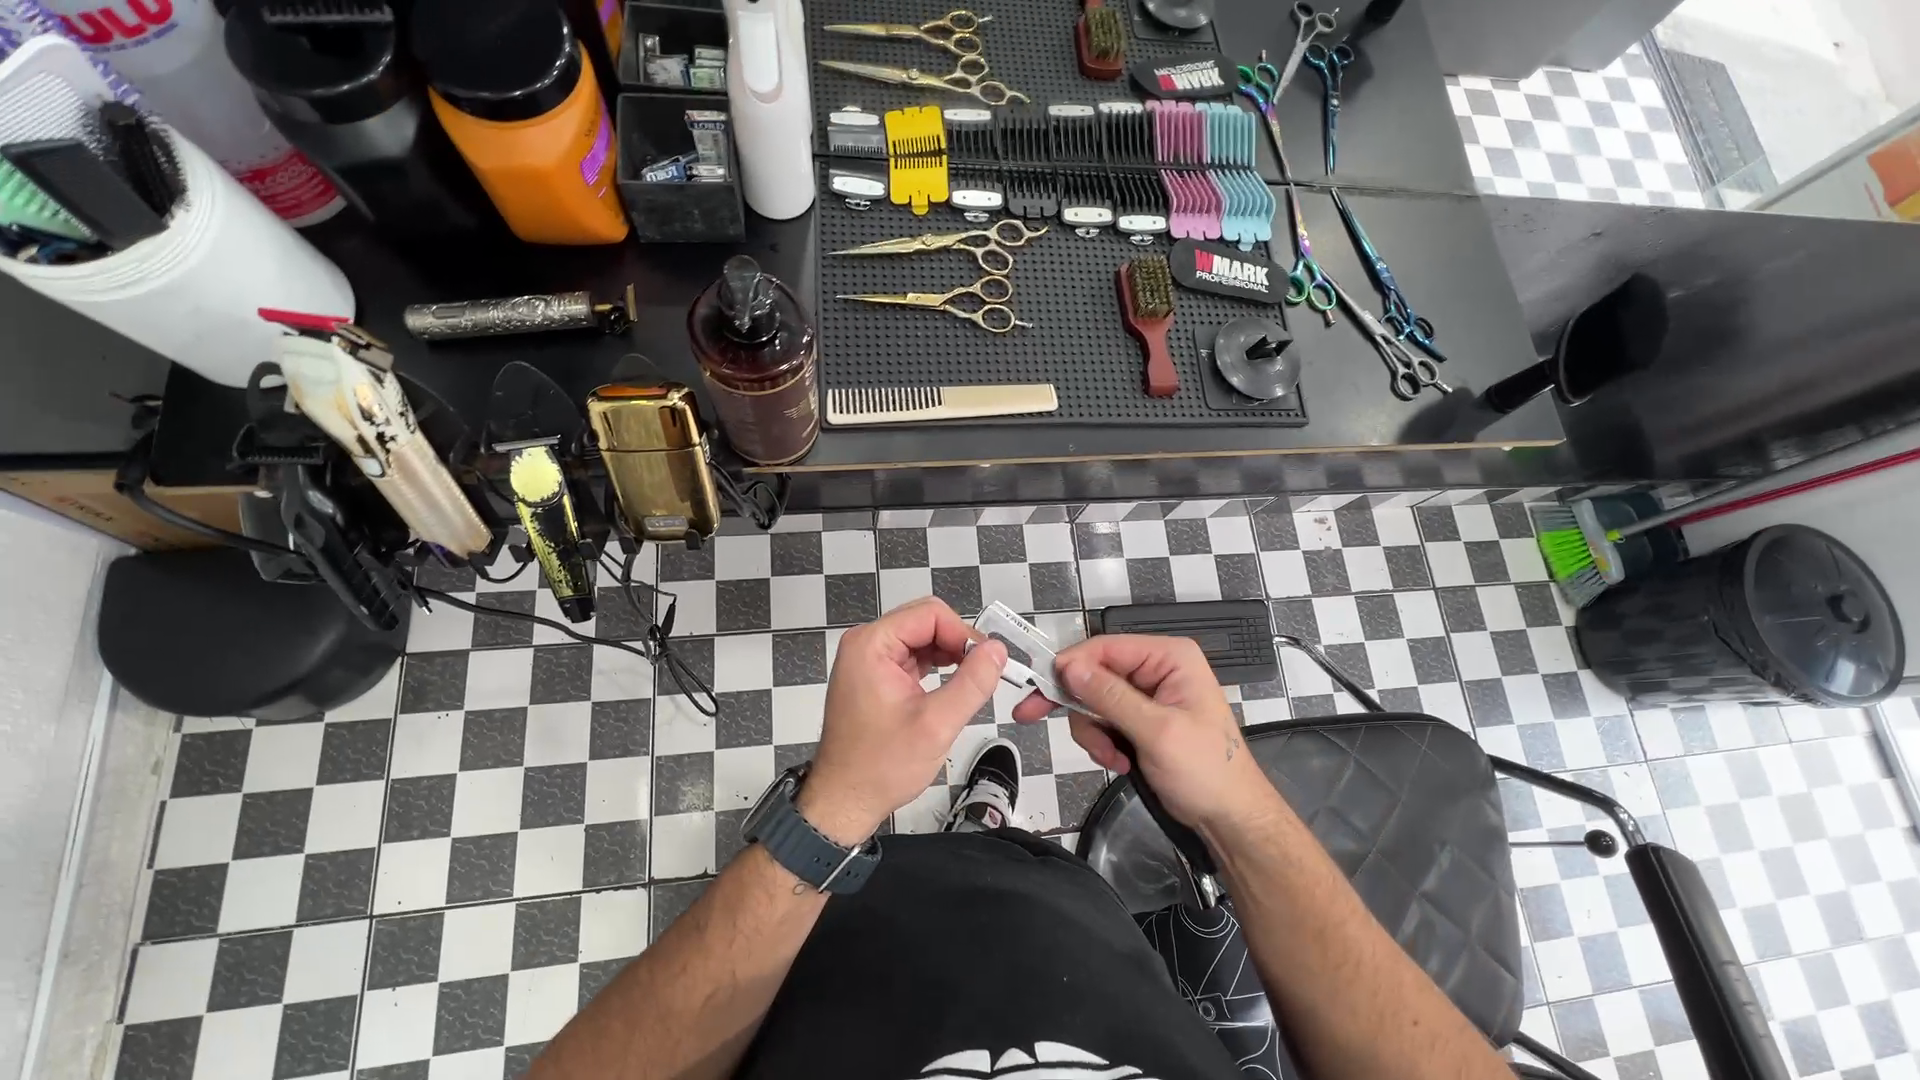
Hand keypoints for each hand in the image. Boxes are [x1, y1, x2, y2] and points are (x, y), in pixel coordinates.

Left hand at [800, 597, 1006, 844]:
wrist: (845, 800)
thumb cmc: (881, 766)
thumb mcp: (937, 724)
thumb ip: (972, 683)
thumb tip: (998, 650)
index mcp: (871, 645)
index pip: (930, 614)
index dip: (963, 634)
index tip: (986, 663)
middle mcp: (866, 644)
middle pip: (925, 621)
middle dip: (957, 643)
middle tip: (982, 673)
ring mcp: (868, 660)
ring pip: (921, 638)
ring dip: (949, 655)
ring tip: (971, 683)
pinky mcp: (874, 676)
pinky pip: (912, 657)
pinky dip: (936, 666)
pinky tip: (952, 687)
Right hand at [1012, 635, 1277, 831]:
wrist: (1228, 817)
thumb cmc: (1206, 771)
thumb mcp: (1156, 732)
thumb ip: (1110, 697)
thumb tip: (1069, 667)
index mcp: (1169, 658)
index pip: (1105, 647)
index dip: (1071, 666)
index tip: (1040, 689)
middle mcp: (1157, 668)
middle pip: (1094, 672)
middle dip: (1078, 705)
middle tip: (1032, 716)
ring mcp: (1147, 695)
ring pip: (1093, 700)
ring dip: (1093, 732)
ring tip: (1113, 759)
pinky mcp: (1139, 719)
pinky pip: (1103, 720)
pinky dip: (1102, 742)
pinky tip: (1119, 762)